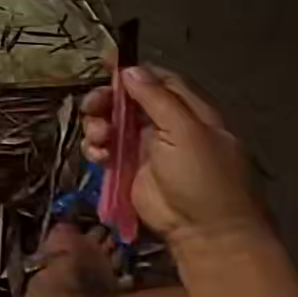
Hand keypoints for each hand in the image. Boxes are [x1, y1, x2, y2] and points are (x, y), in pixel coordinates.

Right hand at [81, 66, 265, 248]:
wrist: (205, 233)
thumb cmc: (204, 179)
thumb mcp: (186, 132)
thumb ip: (156, 99)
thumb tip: (130, 70)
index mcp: (189, 113)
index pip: (159, 80)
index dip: (133, 71)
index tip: (105, 63)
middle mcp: (165, 126)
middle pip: (126, 99)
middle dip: (106, 99)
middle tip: (92, 106)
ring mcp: (144, 147)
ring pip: (109, 122)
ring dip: (97, 125)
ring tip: (99, 138)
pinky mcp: (126, 167)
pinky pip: (103, 147)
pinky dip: (96, 148)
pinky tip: (99, 156)